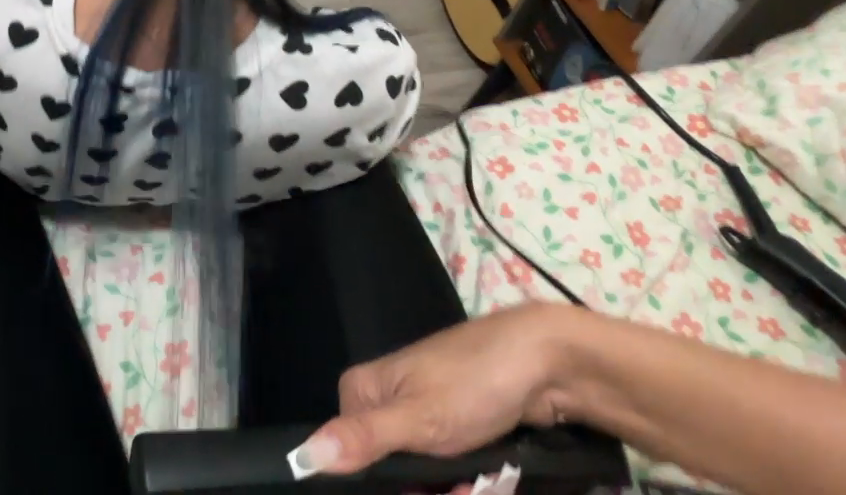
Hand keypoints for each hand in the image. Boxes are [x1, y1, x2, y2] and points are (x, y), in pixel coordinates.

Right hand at [298, 303, 585, 475]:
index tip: (429, 492)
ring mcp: (420, 410)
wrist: (544, 363)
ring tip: (485, 484)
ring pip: (424, 475)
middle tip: (468, 490)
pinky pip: (448, 467)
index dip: (390, 487)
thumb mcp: (419, 420)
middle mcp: (384, 399)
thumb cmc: (474, 384)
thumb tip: (302, 457)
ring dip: (457, 490)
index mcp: (363, 391)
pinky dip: (468, 479)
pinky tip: (490, 478)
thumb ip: (364, 440)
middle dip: (433, 491)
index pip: (352, 461)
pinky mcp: (452, 421)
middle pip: (391, 472)